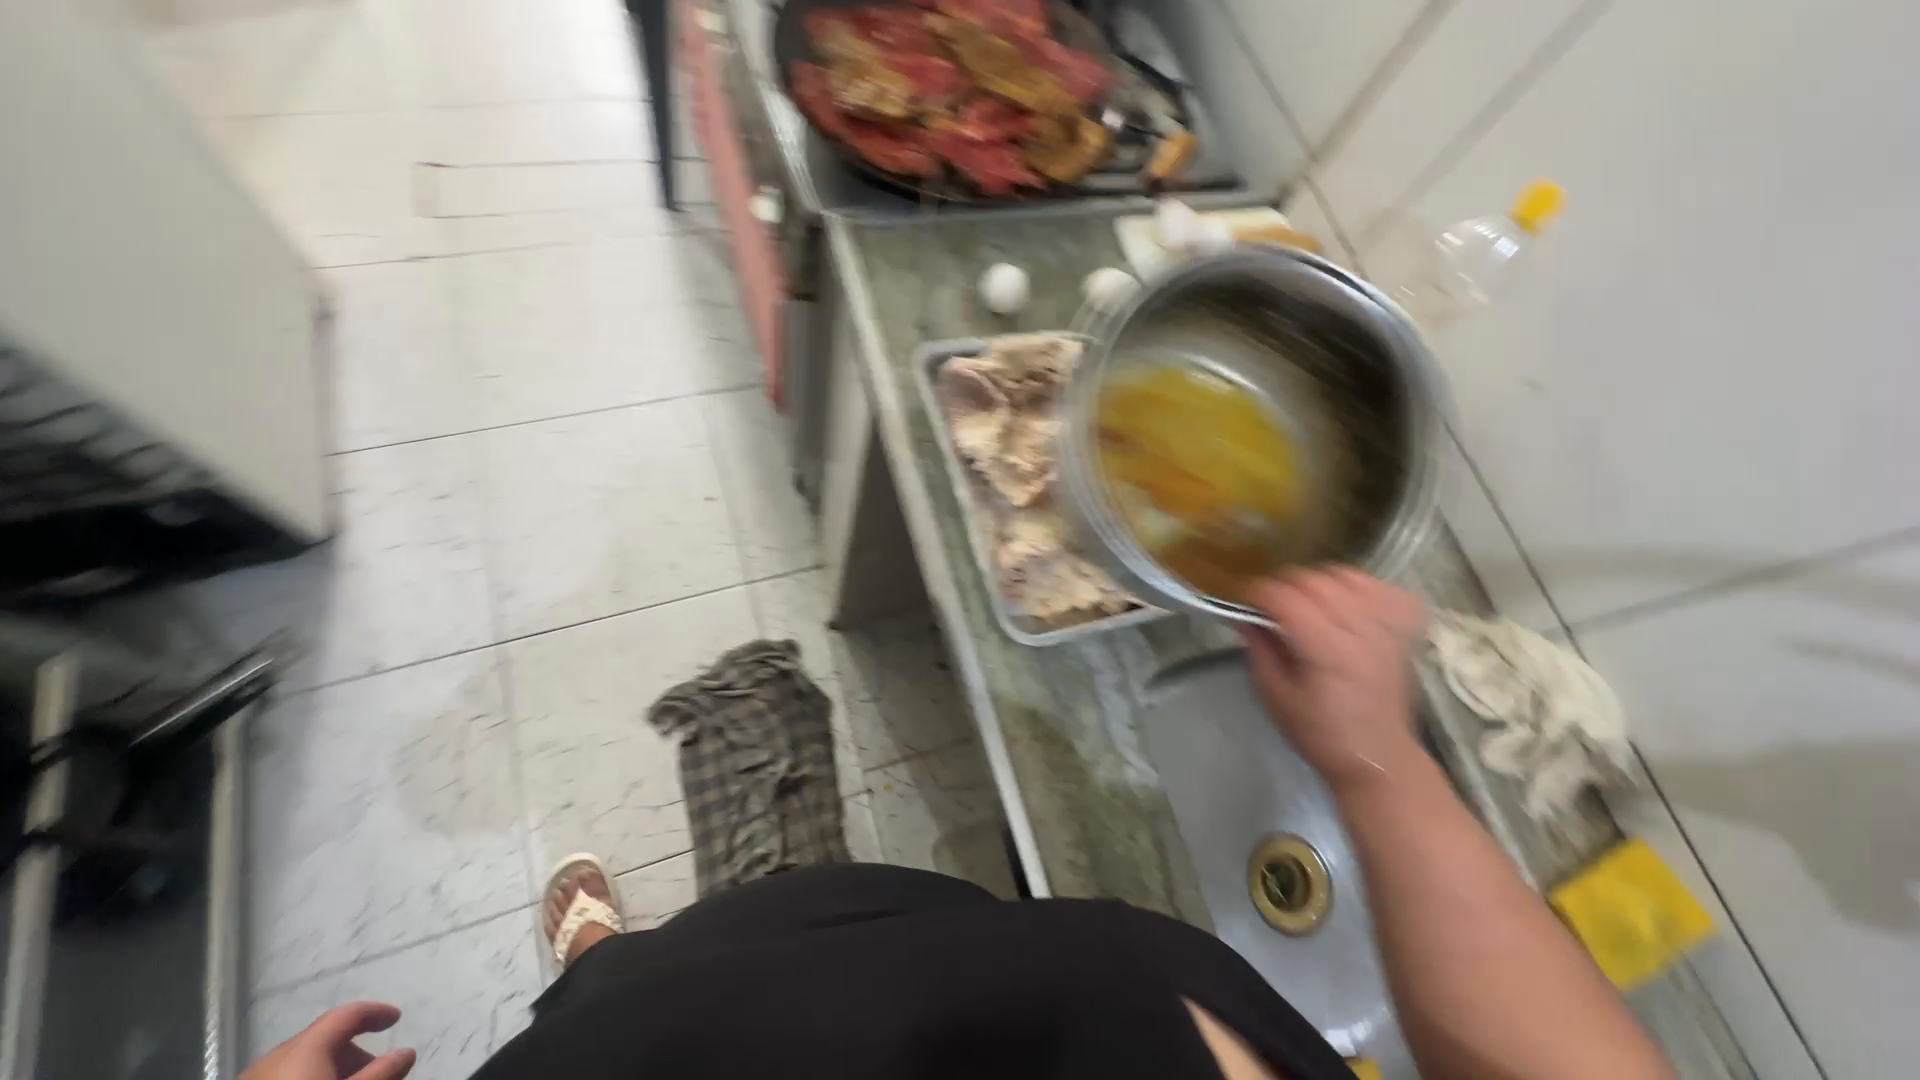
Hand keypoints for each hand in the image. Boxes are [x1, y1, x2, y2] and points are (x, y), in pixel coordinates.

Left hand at [241, 1001, 414, 1079]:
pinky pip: (282, 1079)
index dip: (374, 1012)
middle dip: (353, 1052)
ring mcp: (253, 1079)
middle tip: (376, 1072)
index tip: (396, 1019)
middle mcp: (275, 1056)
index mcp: (304, 1048)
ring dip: (329, 1070)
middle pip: (323, 1040)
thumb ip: (381, 1074)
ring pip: (300, 1063)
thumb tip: (406, 1052)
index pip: (346, 1015)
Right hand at [1240, 566, 1427, 793]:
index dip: (1258, 593)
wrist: (1378, 757)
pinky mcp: (1403, 630)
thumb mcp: (1275, 697)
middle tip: (1271, 608)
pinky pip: (1382, 588)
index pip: (1286, 598)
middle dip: (1284, 586)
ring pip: (1347, 577)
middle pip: (1316, 581)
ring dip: (1319, 581)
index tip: (1245, 604)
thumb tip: (1244, 617)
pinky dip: (1359, 586)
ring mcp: (1387, 628)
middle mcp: (1361, 632)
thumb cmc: (1321, 734)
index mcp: (1328, 652)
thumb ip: (1259, 651)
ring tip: (1306, 602)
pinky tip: (1345, 600)